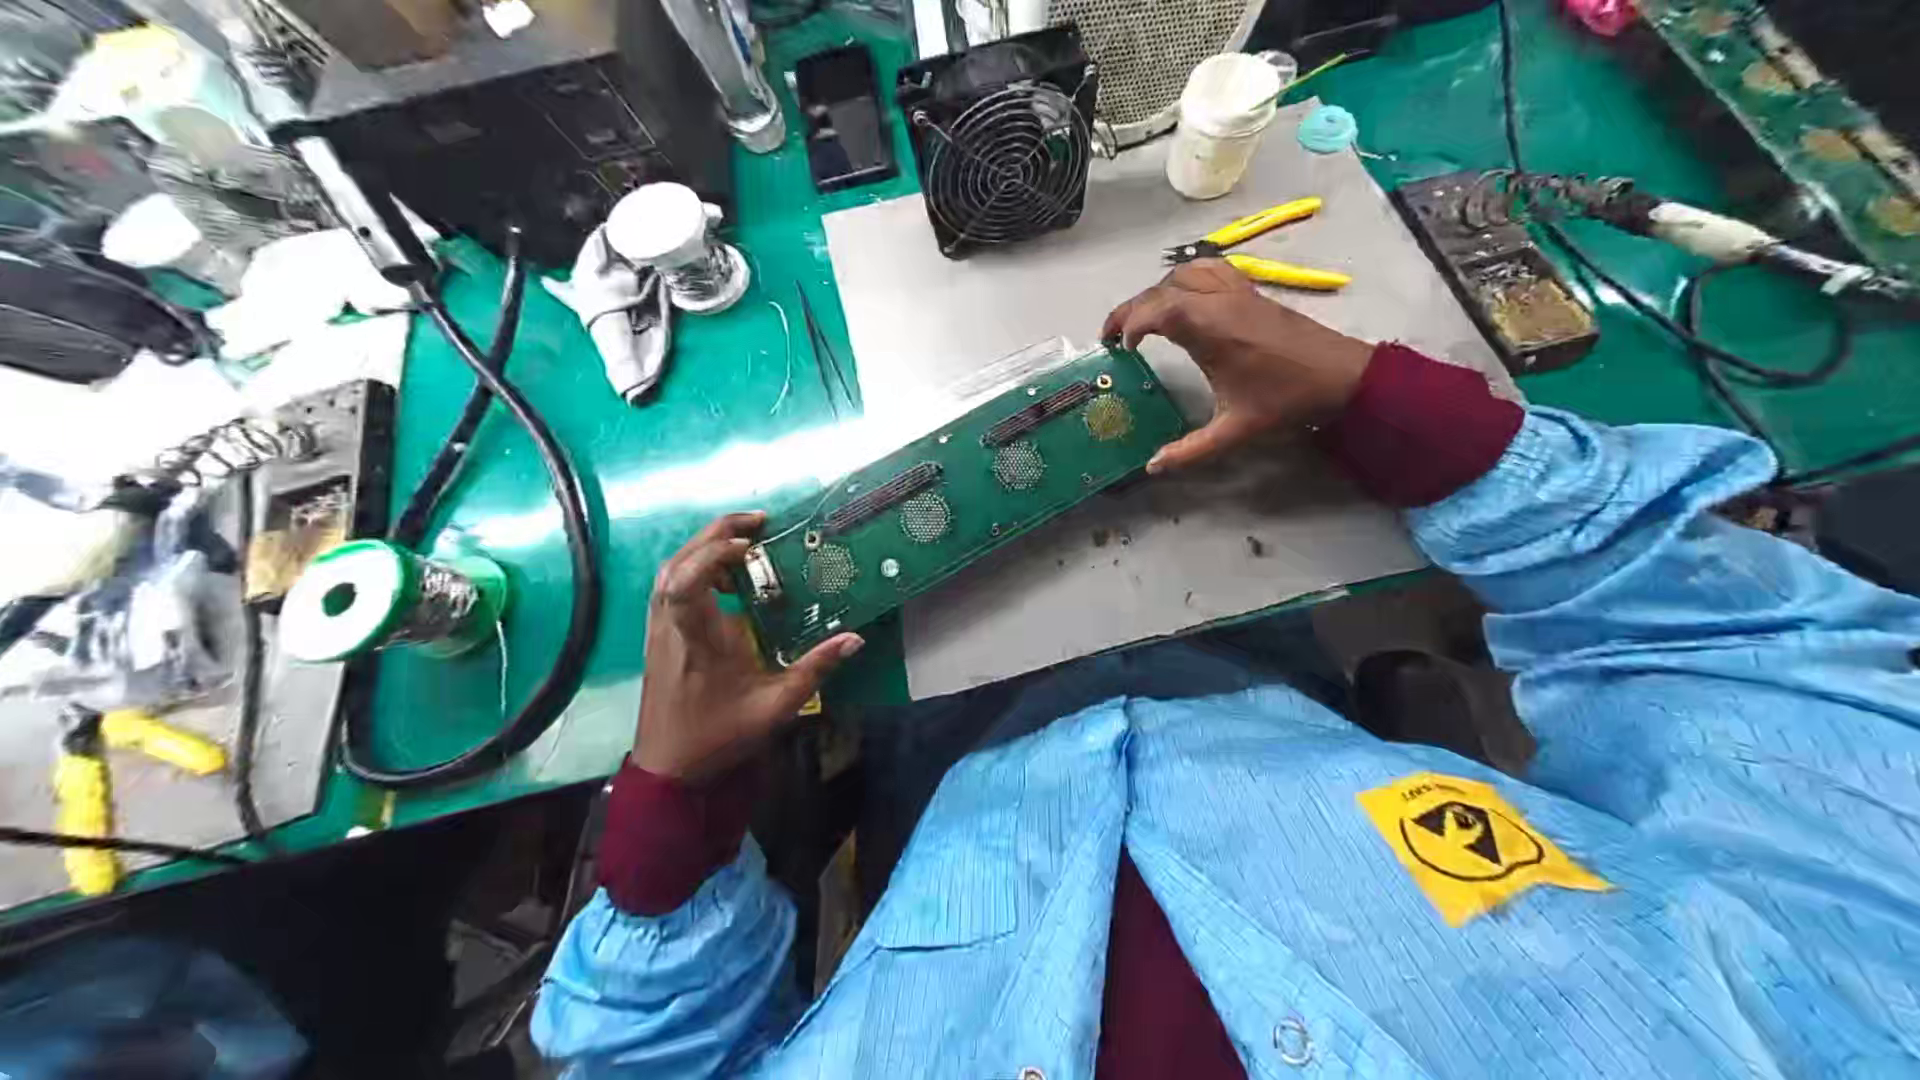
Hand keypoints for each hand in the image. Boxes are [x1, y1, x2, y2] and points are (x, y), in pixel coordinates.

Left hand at [633, 512, 863, 782]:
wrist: (668, 767)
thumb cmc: (718, 736)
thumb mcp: (776, 707)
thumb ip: (815, 670)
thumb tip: (854, 639)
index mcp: (696, 639)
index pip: (687, 582)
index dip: (713, 553)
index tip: (751, 545)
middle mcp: (671, 625)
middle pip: (677, 562)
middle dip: (714, 533)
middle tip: (759, 523)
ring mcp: (659, 628)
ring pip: (669, 570)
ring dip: (704, 548)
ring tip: (745, 544)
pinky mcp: (659, 634)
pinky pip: (670, 585)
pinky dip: (695, 567)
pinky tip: (725, 577)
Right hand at [1101, 260, 1374, 473]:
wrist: (1342, 376)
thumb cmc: (1286, 401)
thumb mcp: (1234, 430)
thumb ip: (1189, 450)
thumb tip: (1152, 467)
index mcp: (1213, 332)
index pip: (1159, 309)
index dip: (1130, 322)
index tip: (1121, 349)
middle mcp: (1221, 304)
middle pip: (1164, 288)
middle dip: (1132, 308)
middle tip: (1115, 336)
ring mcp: (1238, 293)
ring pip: (1187, 272)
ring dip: (1158, 290)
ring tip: (1144, 317)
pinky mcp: (1251, 293)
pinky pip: (1211, 270)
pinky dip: (1187, 279)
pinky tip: (1183, 300)